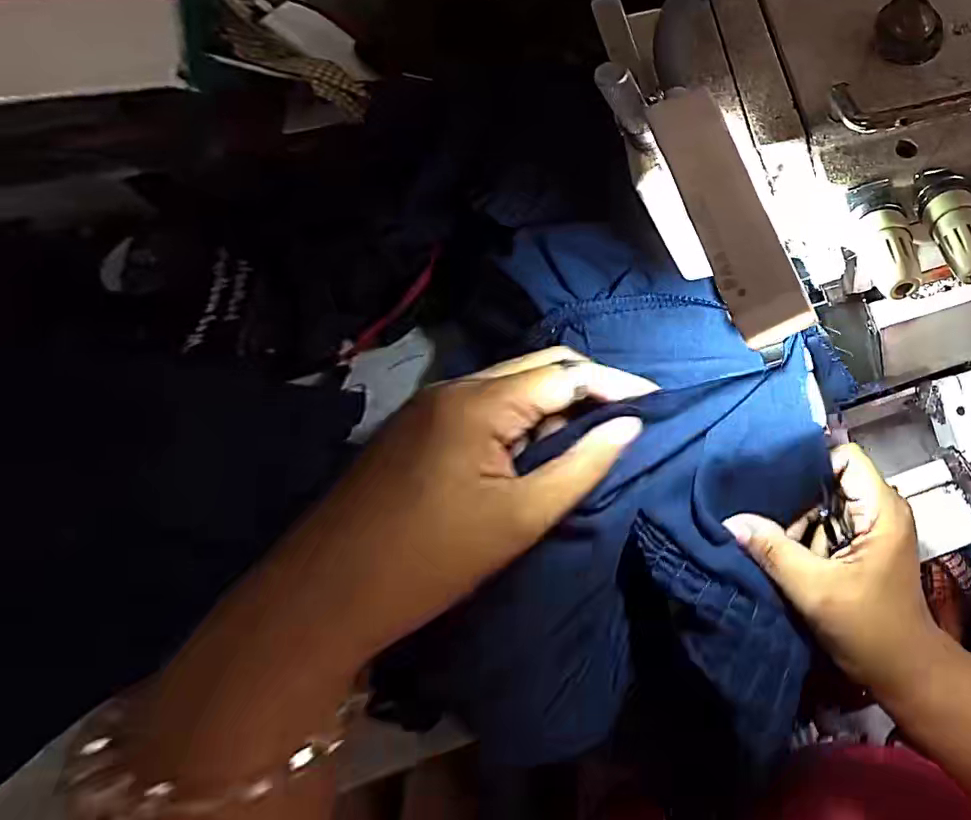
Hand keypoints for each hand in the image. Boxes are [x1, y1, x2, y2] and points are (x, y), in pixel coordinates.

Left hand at [262, 347, 655, 666]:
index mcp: (478, 404)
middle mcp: (453, 390)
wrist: (308, 611)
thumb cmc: (428, 562)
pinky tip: (542, 444)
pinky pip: (490, 402)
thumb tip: (632, 424)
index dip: (619, 385)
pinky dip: (528, 414)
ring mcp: (429, 408)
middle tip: (632, 413)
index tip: (657, 403)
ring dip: (561, 400)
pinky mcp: (416, 430)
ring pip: (516, 382)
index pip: (568, 373)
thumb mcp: (523, 517)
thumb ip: (585, 463)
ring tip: (594, 431)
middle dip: (593, 384)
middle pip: (543, 365)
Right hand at [724, 444, 942, 693]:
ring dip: (804, 528)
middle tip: (768, 523)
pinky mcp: (869, 547)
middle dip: (801, 503)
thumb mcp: (815, 589)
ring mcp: (878, 528)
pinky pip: (835, 529)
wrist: (902, 669)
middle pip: (835, 483)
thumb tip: (732, 521)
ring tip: (778, 548)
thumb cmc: (868, 628)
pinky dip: (814, 541)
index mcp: (883, 507)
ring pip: (830, 508)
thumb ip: (775, 552)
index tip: (777, 484)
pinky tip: (792, 558)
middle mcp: (884, 509)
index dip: (813, 465)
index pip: (847, 458)